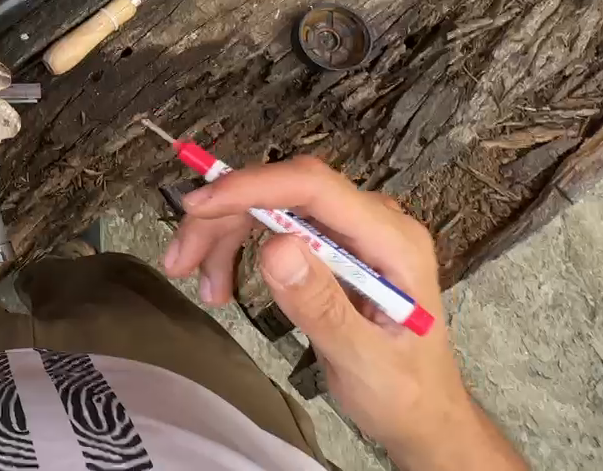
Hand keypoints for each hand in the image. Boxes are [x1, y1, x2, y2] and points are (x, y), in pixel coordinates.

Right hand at [160, 157, 524, 470]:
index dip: (250, 186)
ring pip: (264, 205)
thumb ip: (323, 306)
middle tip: (180, 260)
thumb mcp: (365, 363)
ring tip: (198, 282)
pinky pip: (266, 223)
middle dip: (222, 219)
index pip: (312, 186)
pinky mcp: (325, 239)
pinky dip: (233, 246)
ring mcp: (346, 227)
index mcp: (391, 239)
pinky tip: (218, 281)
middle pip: (278, 192)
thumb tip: (275, 247)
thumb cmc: (404, 396)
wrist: (422, 417)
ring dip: (221, 236)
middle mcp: (368, 219)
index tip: (198, 205)